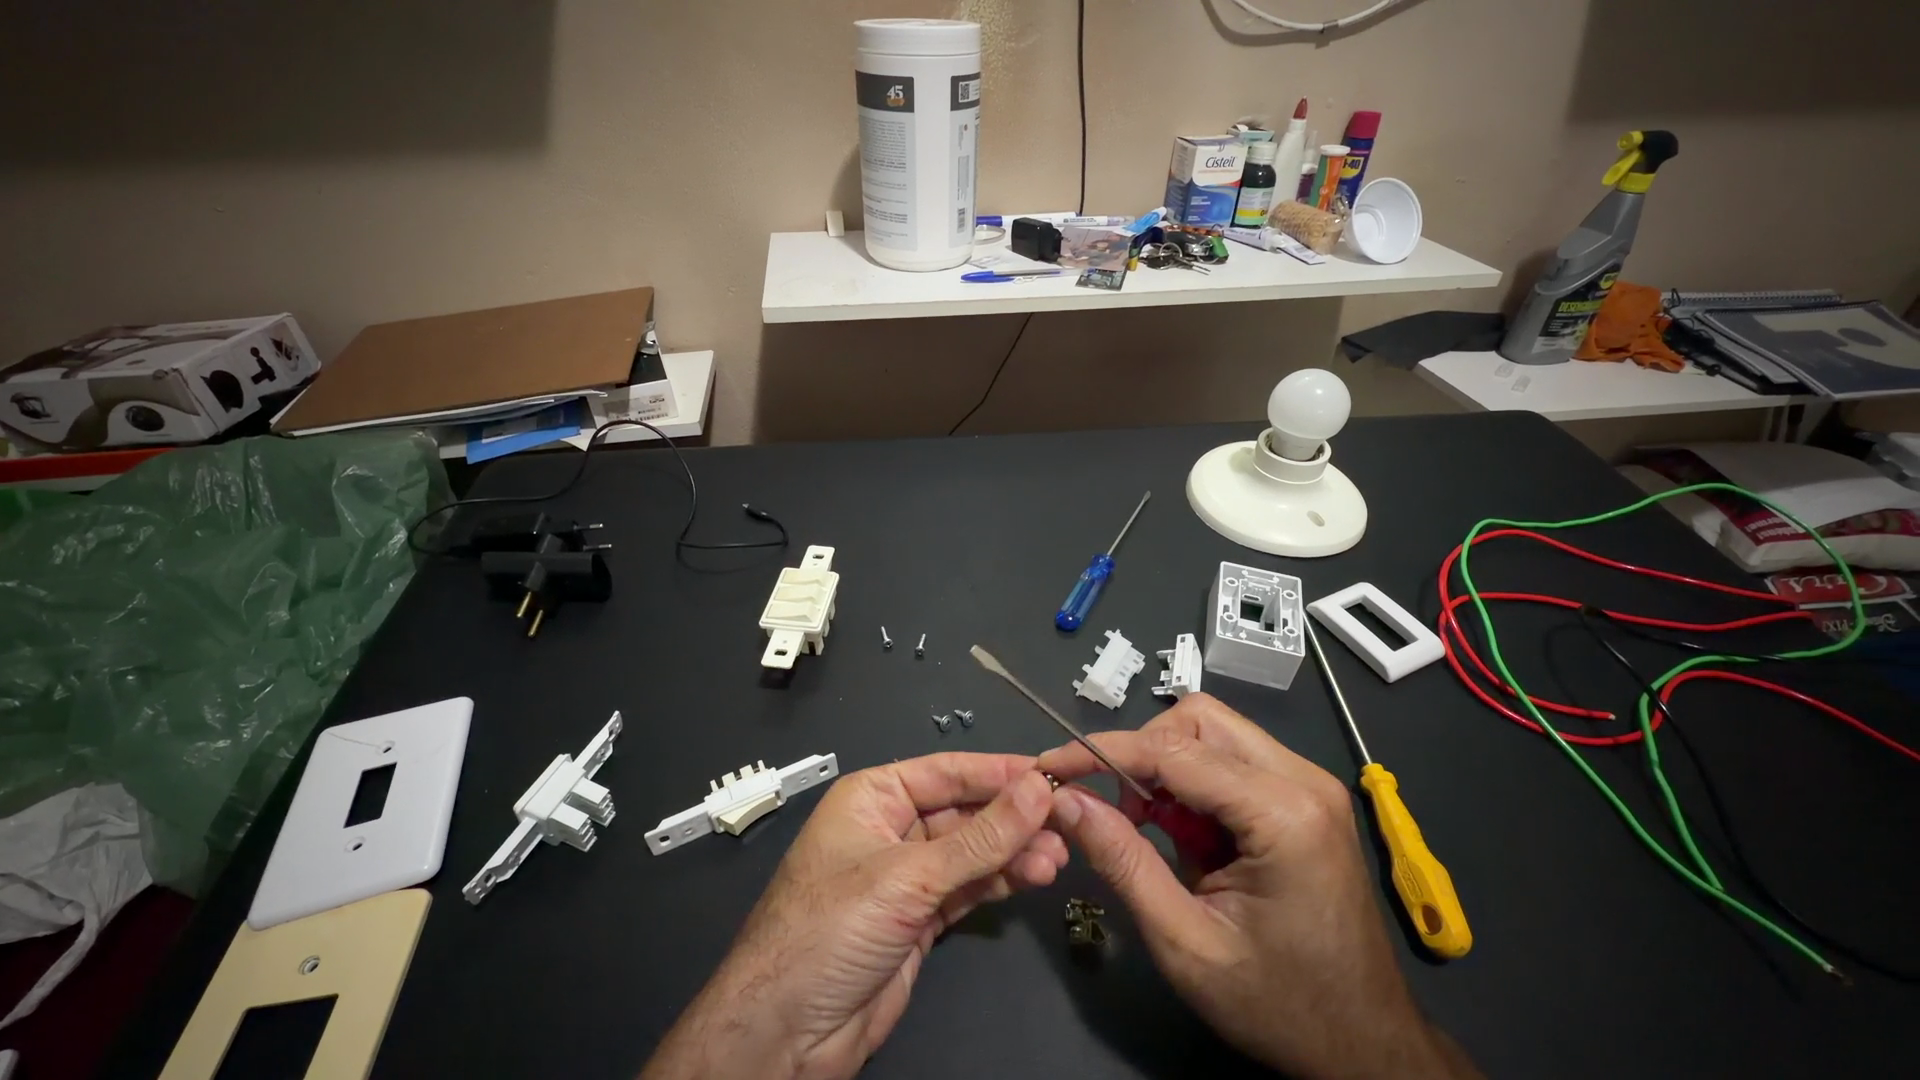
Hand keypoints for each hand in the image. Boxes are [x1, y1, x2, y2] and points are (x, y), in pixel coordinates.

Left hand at [641, 754, 1063, 1079]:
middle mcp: (891, 828)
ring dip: (1013, 853)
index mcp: (873, 798)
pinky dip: (998, 882)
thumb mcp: (909, 877)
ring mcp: (905, 877)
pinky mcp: (918, 919)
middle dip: (1013, 819)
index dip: (1000, 772)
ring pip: (971, 852)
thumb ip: (980, 837)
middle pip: (964, 812)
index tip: (1054, 773)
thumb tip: (1039, 788)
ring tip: (1058, 859)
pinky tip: (1032, 878)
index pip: (947, 772)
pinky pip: (967, 888)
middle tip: (1066, 825)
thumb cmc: (832, 930)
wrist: (785, 1032)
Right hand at [1037, 694, 1478, 1079]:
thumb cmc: (1278, 1004)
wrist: (1364, 1045)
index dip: (1103, 751)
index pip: (1174, 750)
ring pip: (1214, 734)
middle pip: (1199, 721)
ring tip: (1150, 831)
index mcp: (1284, 814)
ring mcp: (1310, 786)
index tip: (1051, 767)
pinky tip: (1186, 838)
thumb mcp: (1185, 943)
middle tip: (1114, 811)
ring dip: (1167, 770)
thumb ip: (1123, 862)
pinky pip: (1232, 762)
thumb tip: (1065, 801)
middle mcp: (1304, 781)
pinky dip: (1193, 787)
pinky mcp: (1305, 800)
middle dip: (1142, 754)